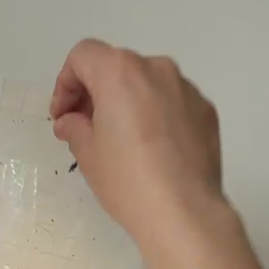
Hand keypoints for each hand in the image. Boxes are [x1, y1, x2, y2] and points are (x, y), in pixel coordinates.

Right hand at [50, 39, 224, 248]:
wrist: (183, 212)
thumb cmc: (127, 182)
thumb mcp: (88, 156)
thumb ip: (75, 128)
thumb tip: (71, 121)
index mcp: (120, 73)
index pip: (83, 56)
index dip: (65, 84)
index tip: (63, 117)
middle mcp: (156, 68)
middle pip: (116, 67)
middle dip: (96, 94)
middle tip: (86, 130)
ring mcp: (186, 88)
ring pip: (147, 84)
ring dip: (128, 104)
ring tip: (122, 143)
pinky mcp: (205, 110)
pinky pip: (172, 104)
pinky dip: (155, 117)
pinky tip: (152, 152)